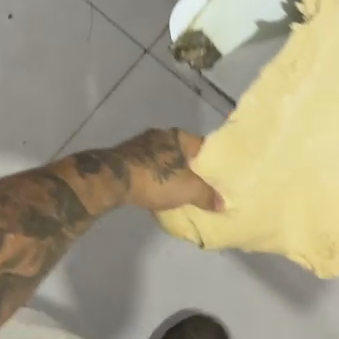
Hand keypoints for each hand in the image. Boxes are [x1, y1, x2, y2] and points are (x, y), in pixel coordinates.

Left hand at [107, 129, 223, 213]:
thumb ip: (207, 195)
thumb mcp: (189, 189)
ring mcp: (142, 145)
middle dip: (194, 170)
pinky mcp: (129, 158)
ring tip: (187, 193)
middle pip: (185, 153)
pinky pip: (152, 169)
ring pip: (167, 161)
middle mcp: (160, 135)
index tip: (223, 177)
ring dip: (175, 175)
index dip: (215, 161)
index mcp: (177, 136)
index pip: (203, 146)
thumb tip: (221, 203)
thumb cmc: (156, 178)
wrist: (115, 179)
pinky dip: (159, 179)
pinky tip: (164, 193)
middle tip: (208, 188)